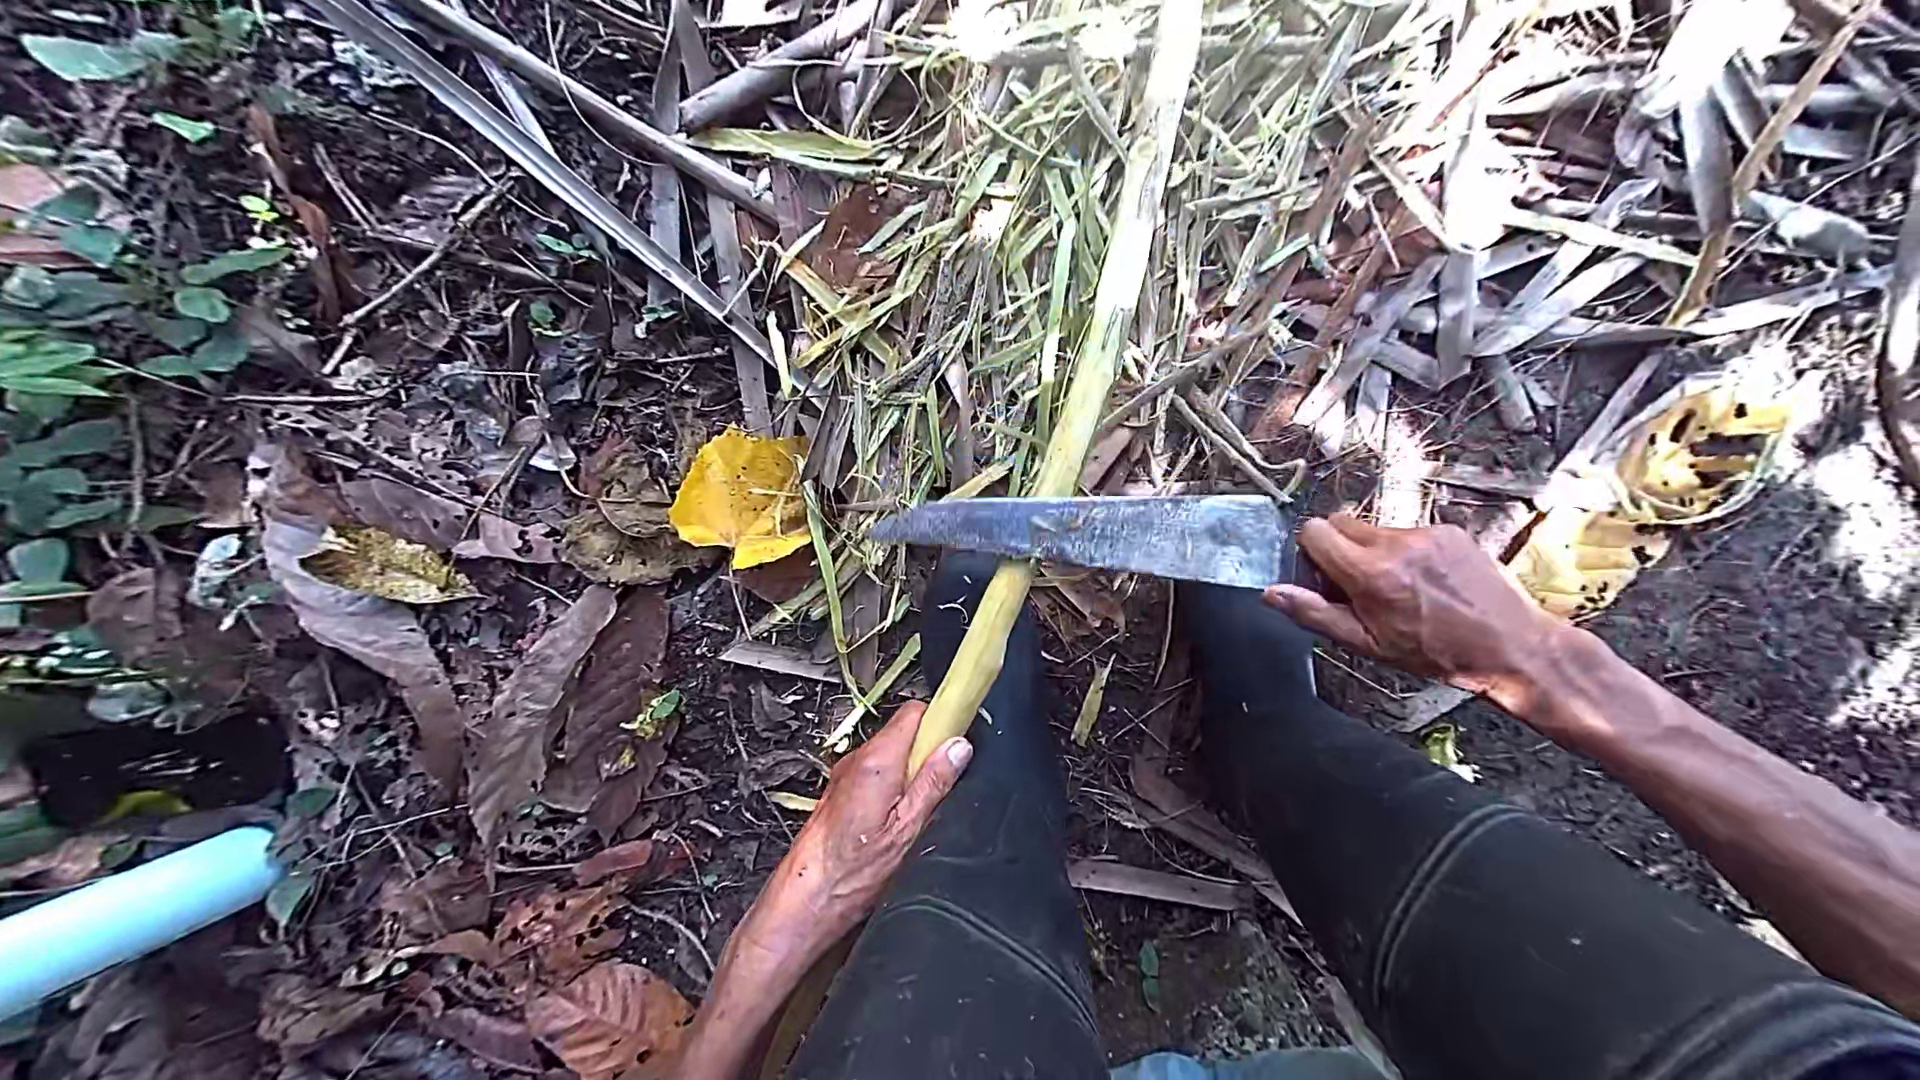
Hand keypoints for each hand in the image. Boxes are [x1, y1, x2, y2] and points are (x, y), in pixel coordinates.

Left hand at [679, 705, 969, 1079]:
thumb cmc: (850, 871)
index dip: (942, 721)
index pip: (916, 711)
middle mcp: (859, 758)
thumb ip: (935, 782)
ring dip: (910, 771)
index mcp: (878, 761)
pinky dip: (892, 784)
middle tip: (938, 787)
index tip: (959, 737)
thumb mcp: (908, 829)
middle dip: (928, 752)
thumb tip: (959, 747)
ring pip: (892, 752)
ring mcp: (848, 772)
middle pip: (906, 730)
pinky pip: (877, 770)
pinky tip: (893, 819)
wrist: (806, 898)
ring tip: (914, 811)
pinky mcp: (842, 787)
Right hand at [1264, 513, 1568, 697]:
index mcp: (1371, 574)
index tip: (1321, 574)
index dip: (1310, 551)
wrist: (1513, 647)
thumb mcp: (1365, 643)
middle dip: (1337, 547)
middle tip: (1354, 582)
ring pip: (1373, 528)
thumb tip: (1272, 594)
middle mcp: (1396, 545)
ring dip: (1371, 550)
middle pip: (1339, 522)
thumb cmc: (1436, 652)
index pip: (1314, 530)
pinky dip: (1404, 550)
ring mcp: (1426, 534)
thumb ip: (1313, 613)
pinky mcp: (1450, 531)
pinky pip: (1406, 531)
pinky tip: (1422, 579)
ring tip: (1396, 586)